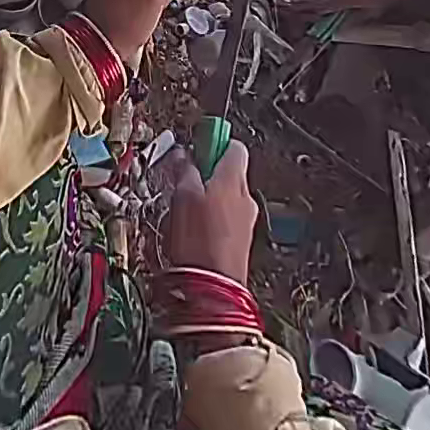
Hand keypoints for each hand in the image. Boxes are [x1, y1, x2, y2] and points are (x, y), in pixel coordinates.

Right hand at [162, 141, 255, 281]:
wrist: (212, 287)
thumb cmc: (197, 238)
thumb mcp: (182, 195)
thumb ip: (185, 170)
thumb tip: (184, 155)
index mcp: (233, 180)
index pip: (234, 146)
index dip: (215, 141)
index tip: (197, 145)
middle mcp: (245, 197)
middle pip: (230, 169)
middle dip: (208, 168)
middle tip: (184, 175)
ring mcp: (246, 218)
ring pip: (228, 192)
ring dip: (209, 190)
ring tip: (185, 201)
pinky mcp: (242, 237)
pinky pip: (228, 212)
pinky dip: (213, 210)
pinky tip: (195, 222)